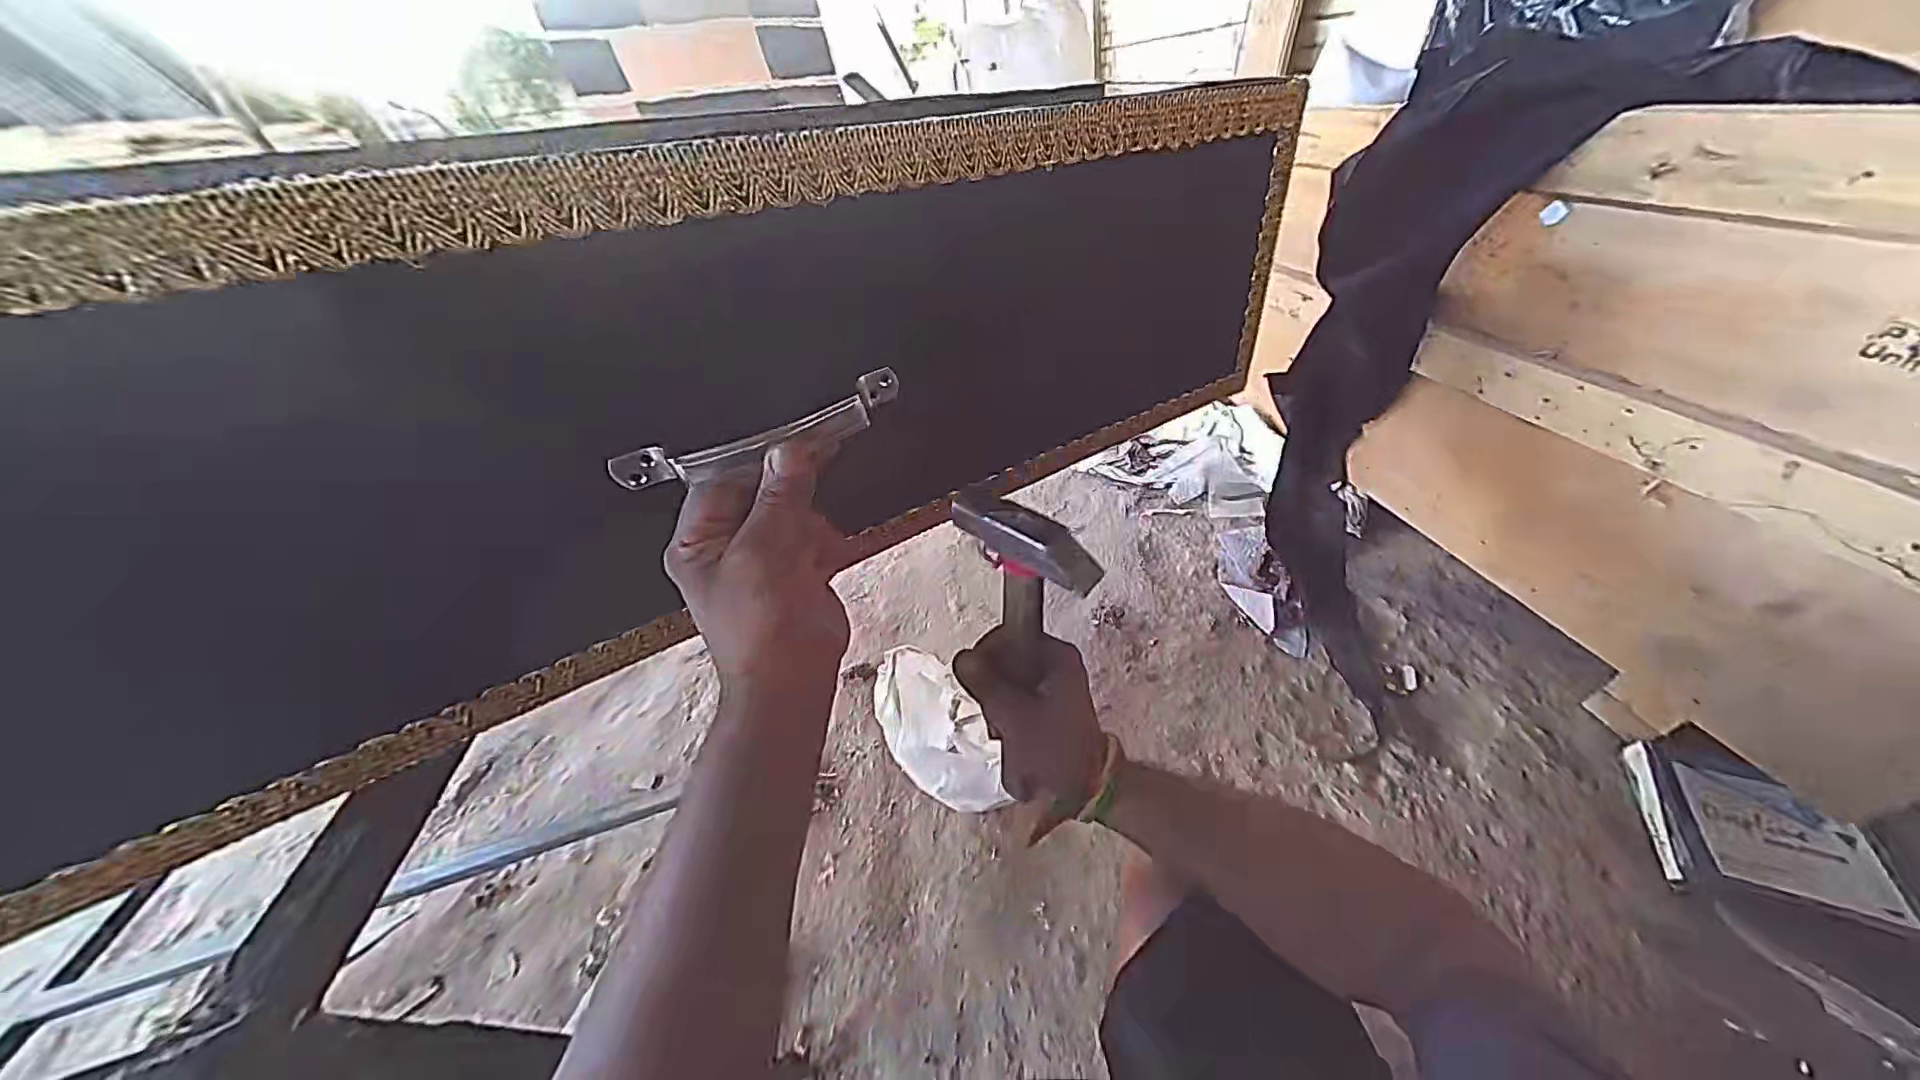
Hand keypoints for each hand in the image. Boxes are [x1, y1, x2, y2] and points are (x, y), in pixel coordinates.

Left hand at [664, 438, 850, 698]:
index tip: (791, 445)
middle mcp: (729, 547)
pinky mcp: (796, 569)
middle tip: (814, 466)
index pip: (723, 481)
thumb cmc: (757, 635)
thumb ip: (778, 499)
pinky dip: (823, 540)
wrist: (793, 678)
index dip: (756, 462)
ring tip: (810, 542)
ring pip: (791, 511)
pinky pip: (813, 535)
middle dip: (787, 490)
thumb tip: (789, 455)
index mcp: (698, 542)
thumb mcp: (761, 553)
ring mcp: (765, 558)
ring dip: (808, 519)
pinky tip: (824, 554)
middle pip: (760, 493)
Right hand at [952, 630, 1105, 804]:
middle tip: (988, 706)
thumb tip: (962, 658)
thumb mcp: (1015, 715)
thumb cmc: (1055, 750)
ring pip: (1006, 676)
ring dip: (995, 698)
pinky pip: (1012, 694)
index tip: (975, 676)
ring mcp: (1051, 682)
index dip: (988, 652)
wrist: (1084, 788)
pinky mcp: (1044, 703)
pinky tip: (1005, 731)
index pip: (1011, 634)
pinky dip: (1003, 709)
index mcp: (1057, 655)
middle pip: (1006, 655)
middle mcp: (1056, 662)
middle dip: (990, 680)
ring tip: (999, 725)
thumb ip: (987, 684)